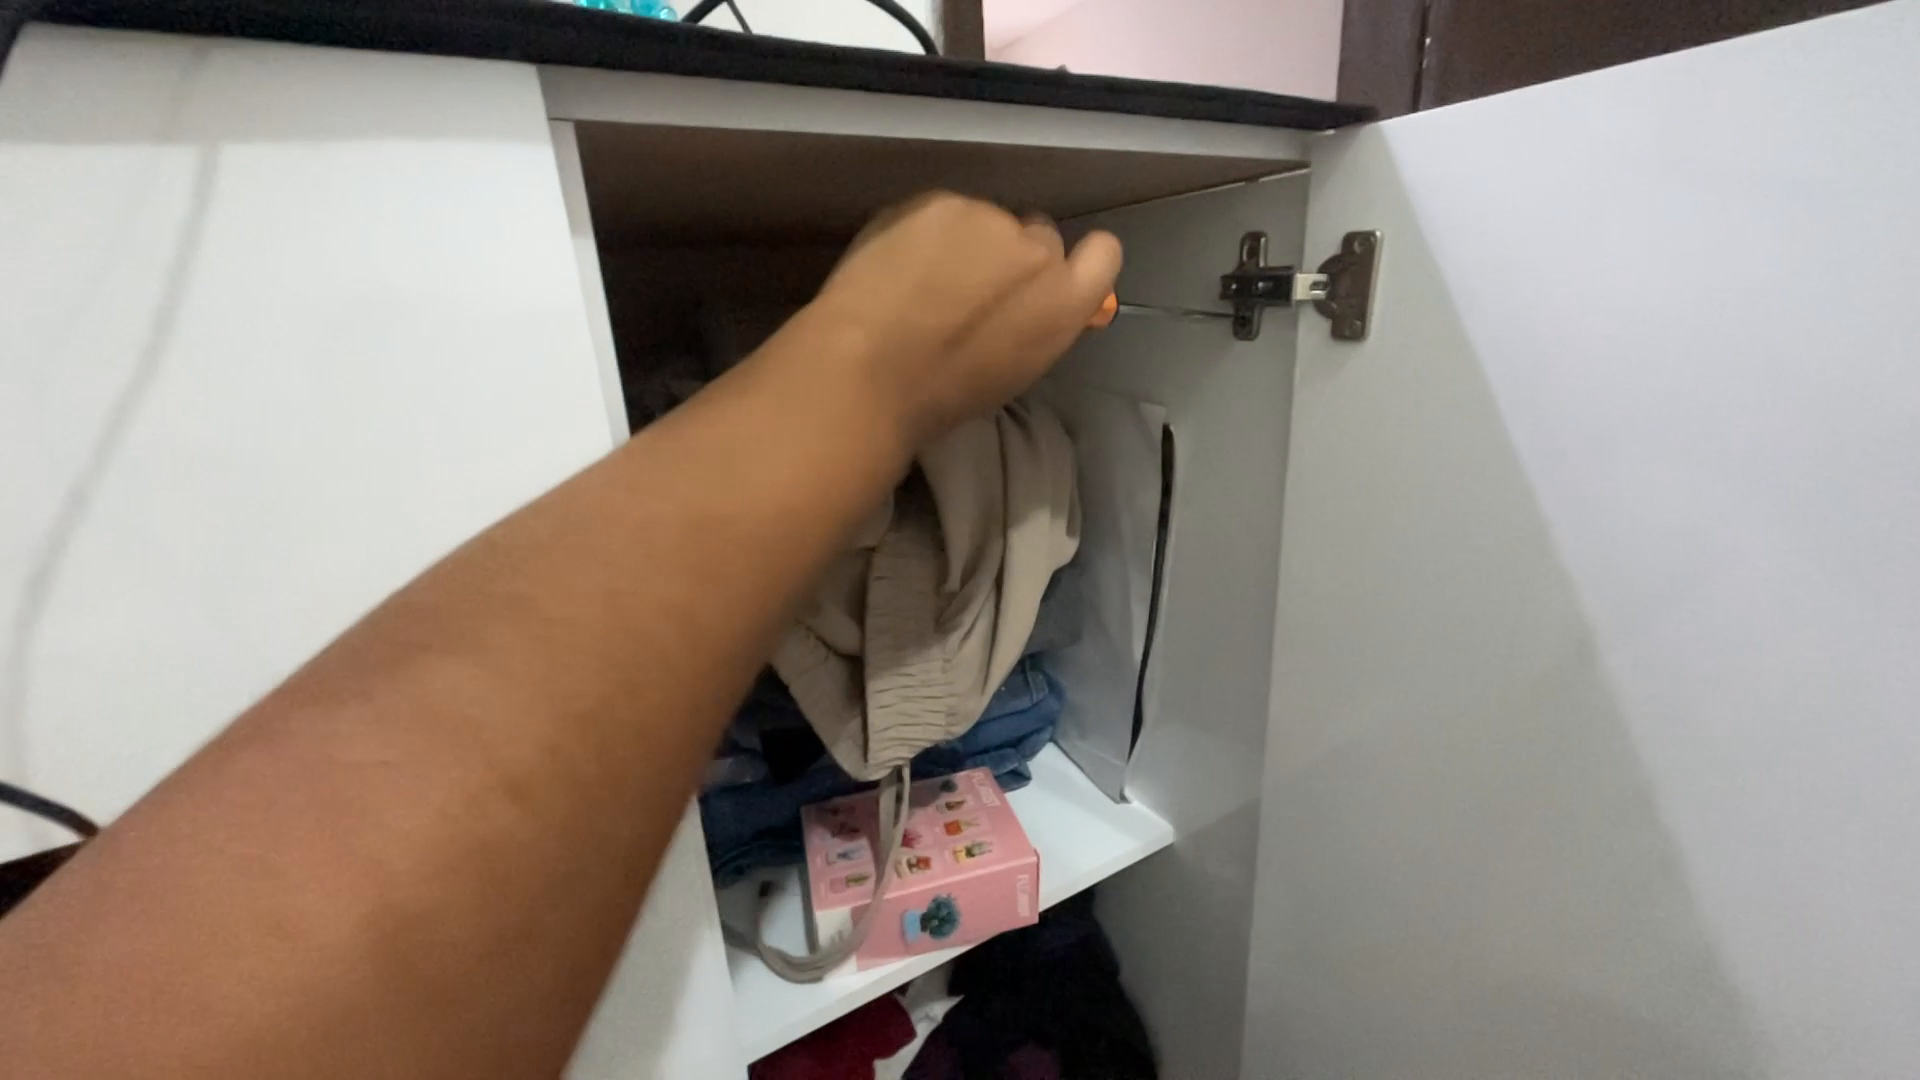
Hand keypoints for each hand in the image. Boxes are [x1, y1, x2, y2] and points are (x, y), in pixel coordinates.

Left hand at [796, 192, 1122, 444]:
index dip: (1076, 262)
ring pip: (985, 221)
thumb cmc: (941, 395)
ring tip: (922, 282)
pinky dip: (925, 233)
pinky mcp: (936, 201)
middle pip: (1038, 235)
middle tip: (971, 289)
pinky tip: (896, 266)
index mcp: (1064, 303)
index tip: (1047, 278)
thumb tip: (1030, 309)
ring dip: (966, 242)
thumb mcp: (1012, 371)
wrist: (869, 371)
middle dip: (1013, 255)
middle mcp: (1036, 251)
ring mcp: (985, 219)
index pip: (1103, 255)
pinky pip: (941, 212)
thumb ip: (1037, 326)